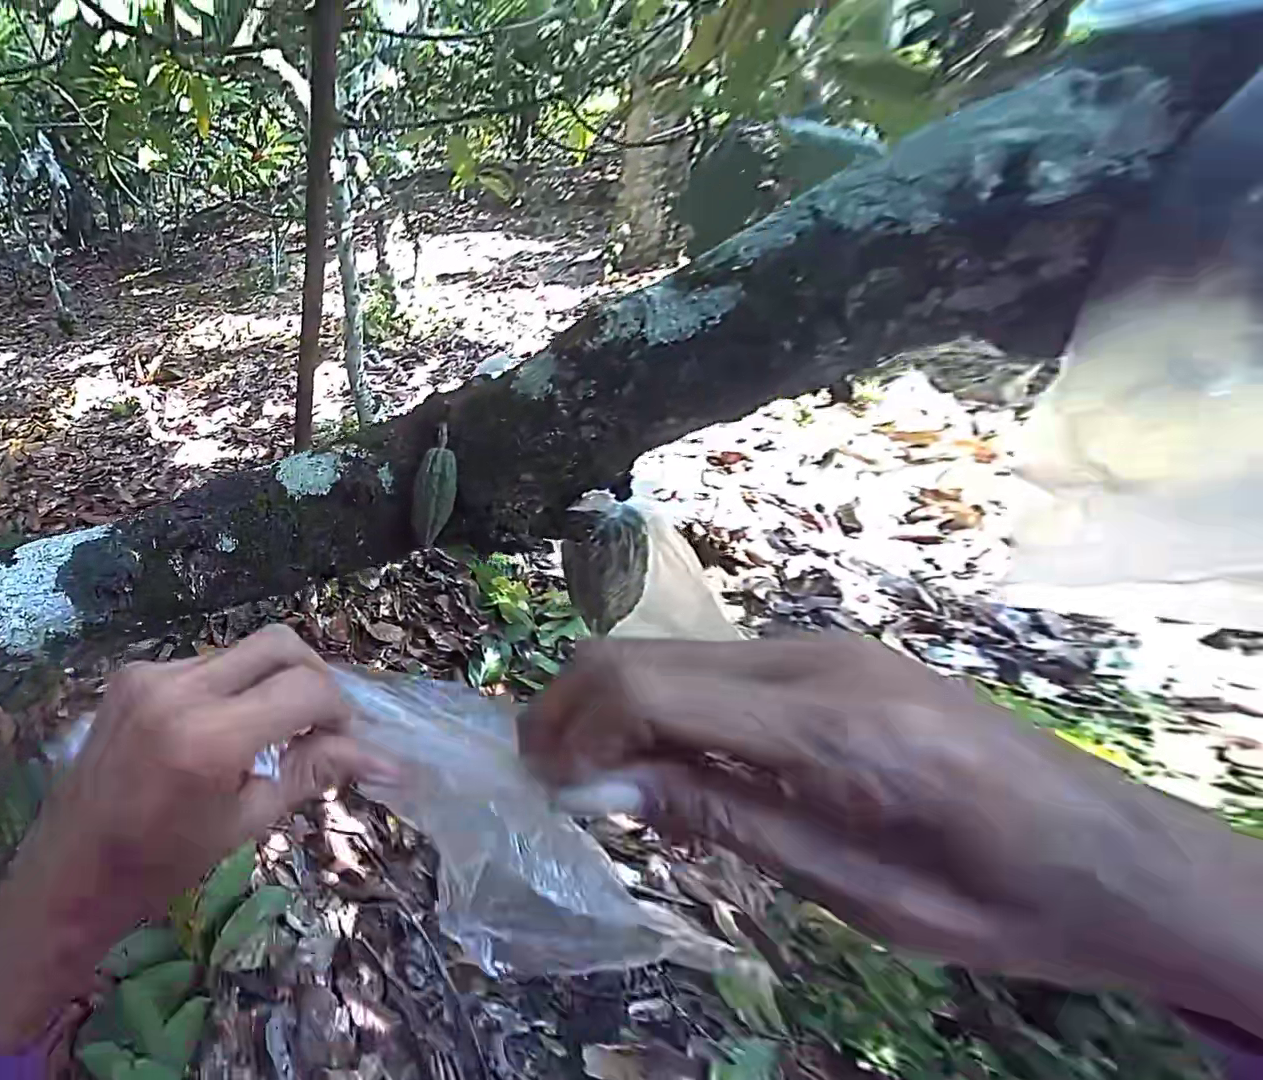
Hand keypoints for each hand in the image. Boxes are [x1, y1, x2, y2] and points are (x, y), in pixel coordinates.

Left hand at [0, 624, 390, 1049]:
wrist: (68, 870)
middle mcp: (179, 689)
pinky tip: (217, 727)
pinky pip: (203, 663)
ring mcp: (150, 673)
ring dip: (269, 681)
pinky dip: (228, 687)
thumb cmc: (162, 864)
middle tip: (318, 718)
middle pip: (279, 641)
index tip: (341, 738)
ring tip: (266, 729)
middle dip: (313, 673)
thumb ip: (313, 772)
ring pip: (241, 651)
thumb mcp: (247, 821)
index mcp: (210, 738)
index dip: (338, 709)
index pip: (305, 690)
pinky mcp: (132, 672)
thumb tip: (386, 760)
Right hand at [520, 634, 1262, 1032]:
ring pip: (653, 652)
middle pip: (634, 656)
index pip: (652, 695)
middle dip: (566, 709)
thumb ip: (716, 818)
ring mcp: (809, 646)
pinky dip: (644, 704)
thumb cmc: (1013, 905)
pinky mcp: (808, 652)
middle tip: (540, 770)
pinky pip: (692, 666)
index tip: (548, 787)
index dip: (578, 735)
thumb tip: (595, 788)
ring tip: (581, 766)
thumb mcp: (858, 893)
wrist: (1141, 861)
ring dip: (597, 704)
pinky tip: (648, 754)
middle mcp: (810, 660)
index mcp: (838, 728)